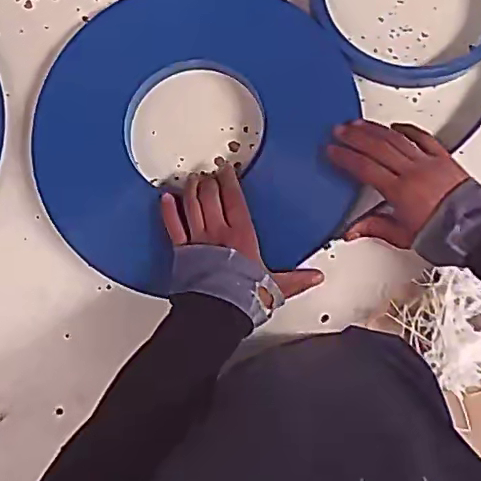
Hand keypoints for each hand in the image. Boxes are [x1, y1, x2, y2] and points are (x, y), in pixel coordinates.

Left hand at [159, 158, 325, 297]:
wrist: (218, 310)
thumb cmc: (244, 297)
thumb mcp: (276, 287)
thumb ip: (296, 279)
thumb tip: (314, 277)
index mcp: (241, 235)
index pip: (234, 199)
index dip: (229, 180)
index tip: (226, 170)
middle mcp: (218, 232)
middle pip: (210, 197)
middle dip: (208, 181)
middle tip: (208, 173)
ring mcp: (198, 240)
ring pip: (192, 205)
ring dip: (191, 189)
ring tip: (191, 180)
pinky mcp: (182, 251)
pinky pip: (173, 225)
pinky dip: (168, 210)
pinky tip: (165, 198)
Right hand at [325, 120, 469, 248]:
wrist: (479, 231)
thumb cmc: (445, 235)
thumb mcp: (404, 236)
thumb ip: (375, 228)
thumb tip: (352, 230)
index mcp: (400, 191)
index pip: (364, 168)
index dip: (345, 157)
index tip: (332, 150)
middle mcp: (413, 172)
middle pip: (377, 147)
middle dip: (355, 136)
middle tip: (340, 130)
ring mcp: (429, 163)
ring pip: (396, 138)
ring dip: (375, 129)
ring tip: (359, 124)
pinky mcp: (444, 159)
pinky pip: (423, 138)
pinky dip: (407, 130)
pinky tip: (396, 127)